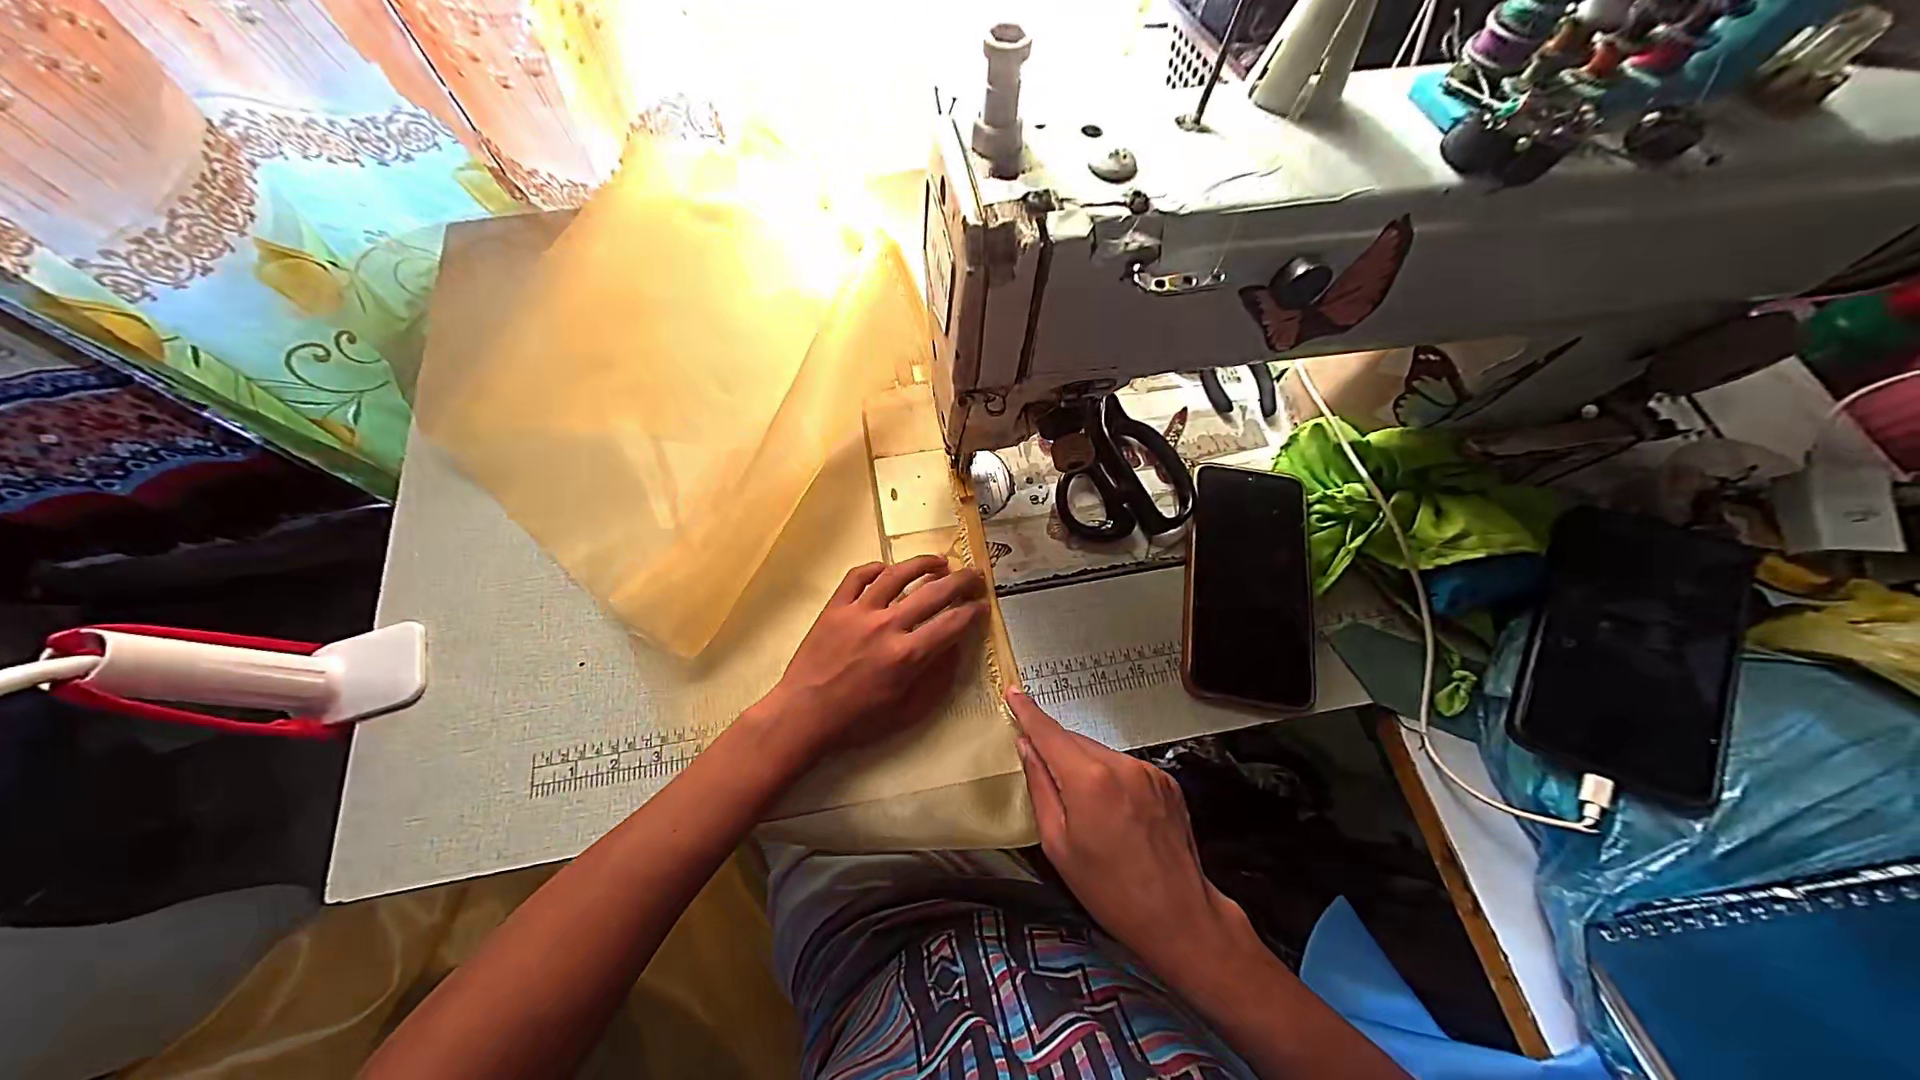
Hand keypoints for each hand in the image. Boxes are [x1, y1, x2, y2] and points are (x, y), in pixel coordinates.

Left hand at [755, 555, 985, 761]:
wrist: (804, 715)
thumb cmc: (857, 720)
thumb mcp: (907, 711)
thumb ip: (936, 679)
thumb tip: (955, 648)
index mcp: (907, 655)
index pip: (952, 623)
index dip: (973, 612)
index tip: (982, 606)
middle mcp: (886, 626)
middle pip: (933, 592)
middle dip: (962, 581)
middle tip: (975, 576)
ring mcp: (858, 613)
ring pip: (896, 575)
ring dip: (922, 564)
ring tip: (939, 562)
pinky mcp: (835, 608)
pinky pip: (857, 577)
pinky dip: (875, 569)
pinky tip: (887, 570)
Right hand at [1007, 689, 1249, 974]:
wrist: (1179, 916)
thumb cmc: (1110, 890)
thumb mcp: (1058, 844)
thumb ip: (1040, 787)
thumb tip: (1028, 748)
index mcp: (1090, 780)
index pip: (1049, 733)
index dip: (1027, 712)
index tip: (1013, 693)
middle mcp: (1122, 765)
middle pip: (1075, 742)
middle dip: (1057, 752)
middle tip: (1047, 781)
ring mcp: (1148, 771)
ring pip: (1101, 753)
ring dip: (1085, 766)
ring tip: (1088, 810)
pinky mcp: (1166, 781)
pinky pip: (1126, 767)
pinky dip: (1112, 778)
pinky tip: (1115, 812)